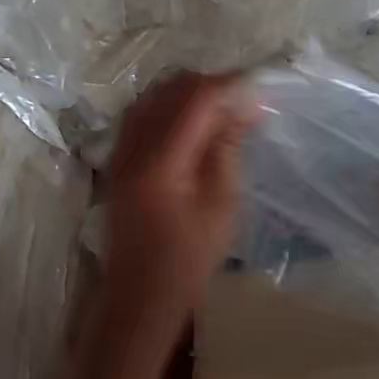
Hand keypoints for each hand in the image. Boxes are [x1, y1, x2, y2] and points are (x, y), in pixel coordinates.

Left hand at [105, 73, 254, 311]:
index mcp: (161, 160)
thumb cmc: (190, 254)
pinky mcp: (119, 161)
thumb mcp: (222, 201)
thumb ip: (227, 147)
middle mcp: (134, 147)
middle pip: (171, 90)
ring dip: (189, 93)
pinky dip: (170, 106)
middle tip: (245, 99)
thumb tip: (244, 107)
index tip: (259, 87)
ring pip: (153, 97)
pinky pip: (142, 113)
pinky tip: (193, 122)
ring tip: (223, 107)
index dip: (229, 85)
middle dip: (211, 85)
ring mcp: (120, 152)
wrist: (141, 293)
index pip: (195, 99)